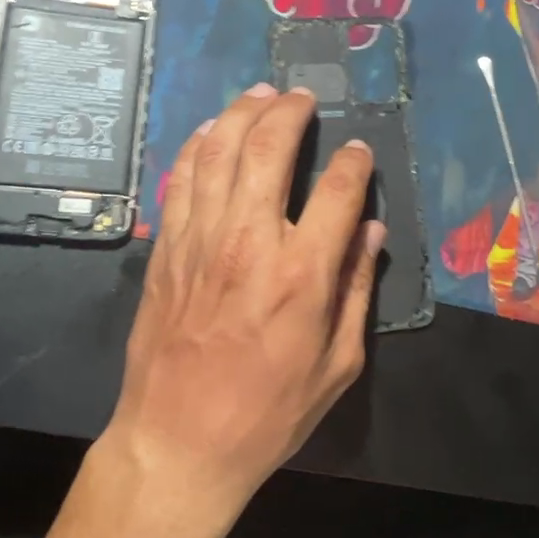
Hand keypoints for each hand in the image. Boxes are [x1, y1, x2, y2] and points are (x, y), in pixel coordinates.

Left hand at [102, 82, 384, 525]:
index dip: (354, 162)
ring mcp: (200, 240)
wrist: (178, 443)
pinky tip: (210, 131)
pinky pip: (181, 179)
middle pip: (268, 149)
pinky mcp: (166, 249)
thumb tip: (372, 231)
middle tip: (303, 97)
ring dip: (241, 113)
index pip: (338, 190)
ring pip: (218, 151)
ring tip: (261, 94)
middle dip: (290, 112)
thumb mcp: (337, 365)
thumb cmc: (268, 414)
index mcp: (302, 274)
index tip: (359, 152)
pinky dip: (197, 146)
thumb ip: (356, 289)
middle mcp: (250, 242)